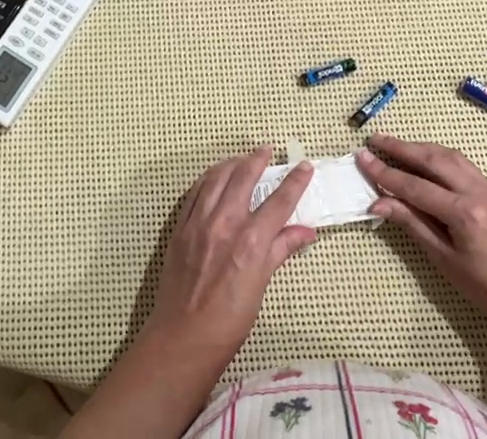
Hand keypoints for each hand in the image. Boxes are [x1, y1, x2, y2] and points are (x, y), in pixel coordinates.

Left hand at [148, 147, 316, 358]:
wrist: (183, 336)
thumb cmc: (229, 319)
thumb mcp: (261, 285)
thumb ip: (281, 251)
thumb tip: (306, 232)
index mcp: (251, 240)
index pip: (279, 200)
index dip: (295, 181)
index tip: (305, 166)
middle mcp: (225, 222)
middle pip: (244, 177)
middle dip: (258, 159)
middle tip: (267, 149)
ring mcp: (199, 222)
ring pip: (216, 178)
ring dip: (231, 163)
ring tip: (241, 158)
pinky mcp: (180, 227)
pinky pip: (195, 192)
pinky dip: (208, 179)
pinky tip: (214, 177)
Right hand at [356, 135, 486, 325]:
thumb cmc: (482, 286)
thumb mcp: (441, 257)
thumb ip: (411, 223)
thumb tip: (377, 203)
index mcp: (464, 213)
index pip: (415, 186)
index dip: (385, 172)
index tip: (362, 159)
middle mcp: (478, 192)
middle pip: (433, 160)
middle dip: (401, 148)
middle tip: (374, 140)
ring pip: (449, 156)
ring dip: (420, 147)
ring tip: (394, 145)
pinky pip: (463, 163)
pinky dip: (439, 155)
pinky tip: (425, 157)